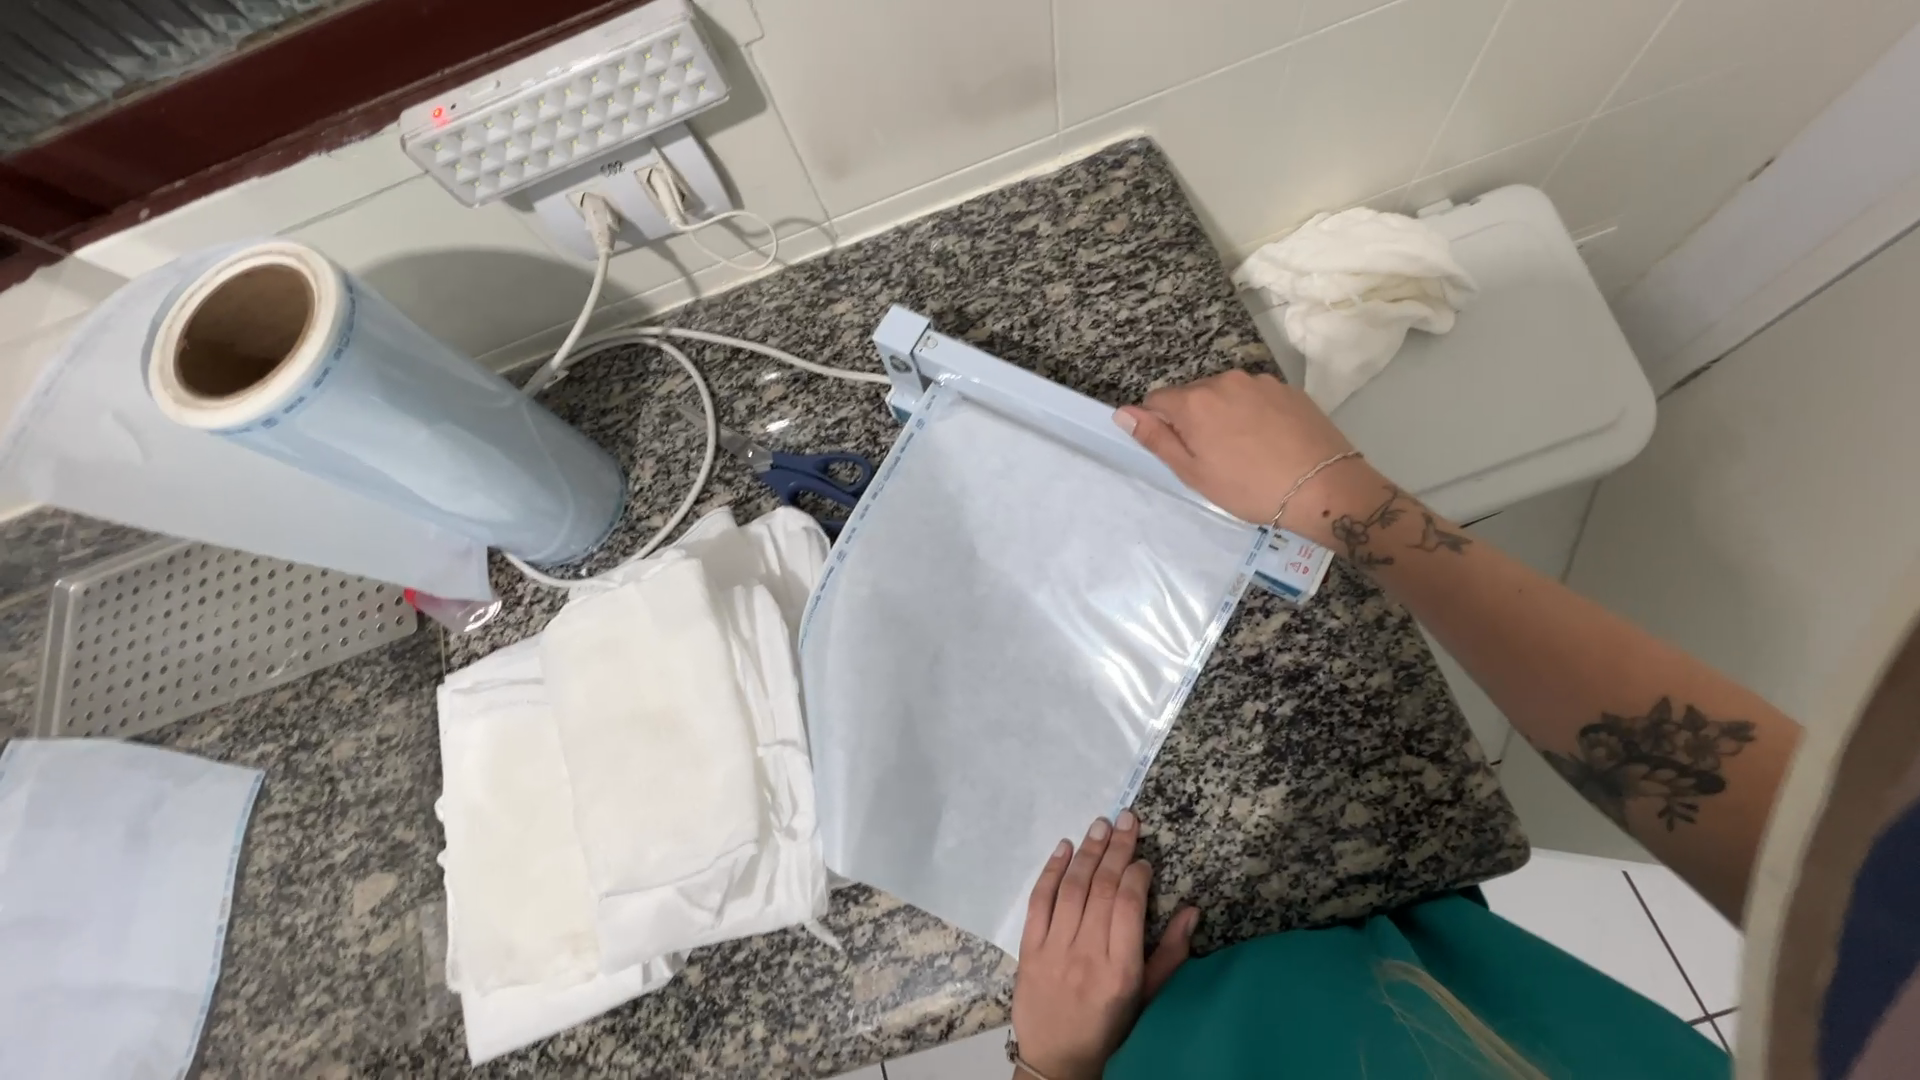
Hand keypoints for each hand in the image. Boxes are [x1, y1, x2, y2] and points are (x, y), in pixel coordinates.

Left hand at [1009, 810, 1199, 1079]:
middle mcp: (1086, 954)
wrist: (1057, 1060)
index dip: (1136, 874)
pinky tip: (1065, 847)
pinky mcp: (1029, 947)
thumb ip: (1170, 953)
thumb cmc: (1110, 1027)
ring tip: (1101, 825)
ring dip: (1087, 851)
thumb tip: (1192, 910)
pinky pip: (1039, 900)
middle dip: (1115, 849)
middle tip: (1126, 819)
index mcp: (1120, 970)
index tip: (1144, 858)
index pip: (1128, 906)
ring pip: (1071, 888)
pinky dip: (1051, 870)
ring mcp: (1054, 948)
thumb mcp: (1147, 997)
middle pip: (1100, 888)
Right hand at [1114, 370, 1379, 545]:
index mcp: (1194, 402)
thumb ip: (1155, 438)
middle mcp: (1224, 381)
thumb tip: (1122, 412)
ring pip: (1225, 395)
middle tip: (1213, 458)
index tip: (1180, 452)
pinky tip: (1268, 443)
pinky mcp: (1287, 389)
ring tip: (1244, 451)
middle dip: (1193, 420)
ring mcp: (1259, 382)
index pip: (1156, 400)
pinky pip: (1255, 397)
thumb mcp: (1193, 472)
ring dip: (1224, 415)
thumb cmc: (1249, 488)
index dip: (1160, 426)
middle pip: (1192, 395)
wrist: (1323, 487)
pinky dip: (1252, 414)